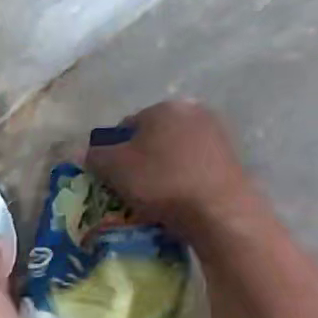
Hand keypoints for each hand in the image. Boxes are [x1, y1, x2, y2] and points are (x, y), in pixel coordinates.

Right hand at [83, 100, 258, 240]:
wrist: (217, 210)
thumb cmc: (159, 182)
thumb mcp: (113, 168)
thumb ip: (94, 155)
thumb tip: (87, 152)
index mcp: (163, 107)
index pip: (125, 126)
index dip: (112, 151)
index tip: (111, 175)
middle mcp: (193, 111)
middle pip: (151, 136)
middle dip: (139, 157)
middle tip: (129, 185)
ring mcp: (217, 133)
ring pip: (173, 151)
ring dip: (160, 168)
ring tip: (153, 195)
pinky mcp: (231, 156)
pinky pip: (193, 164)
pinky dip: (181, 177)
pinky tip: (176, 197)